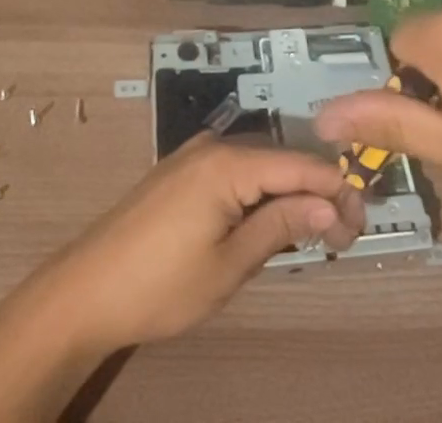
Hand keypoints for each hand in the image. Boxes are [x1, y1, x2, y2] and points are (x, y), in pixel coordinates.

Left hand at [0, 138, 363, 421]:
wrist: (81, 293)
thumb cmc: (159, 285)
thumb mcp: (229, 264)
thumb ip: (281, 226)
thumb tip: (330, 205)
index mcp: (228, 164)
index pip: (303, 165)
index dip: (338, 192)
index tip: (359, 227)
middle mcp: (213, 147)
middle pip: (283, 161)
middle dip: (318, 194)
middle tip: (340, 238)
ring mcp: (192, 158)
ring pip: (261, 167)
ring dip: (290, 196)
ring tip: (312, 236)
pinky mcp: (179, 175)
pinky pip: (235, 174)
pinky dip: (260, 196)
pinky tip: (270, 224)